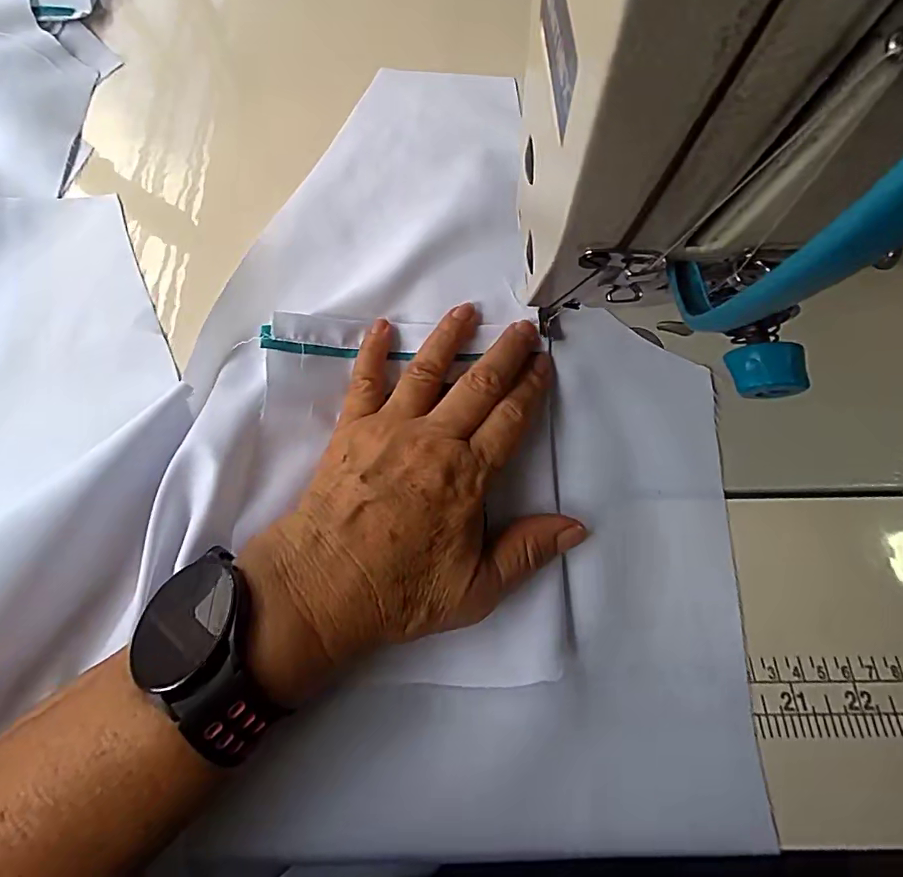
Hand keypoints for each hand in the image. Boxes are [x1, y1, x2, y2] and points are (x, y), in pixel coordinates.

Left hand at [239, 303, 587, 706]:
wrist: (325, 582)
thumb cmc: (400, 591)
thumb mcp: (476, 590)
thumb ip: (526, 553)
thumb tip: (577, 526)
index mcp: (467, 477)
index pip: (510, 420)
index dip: (530, 389)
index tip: (543, 364)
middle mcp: (432, 441)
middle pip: (477, 386)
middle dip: (504, 352)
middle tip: (522, 326)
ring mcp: (388, 428)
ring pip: (425, 371)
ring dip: (448, 337)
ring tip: (466, 310)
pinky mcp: (351, 427)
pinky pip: (365, 380)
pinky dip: (373, 350)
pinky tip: (382, 327)